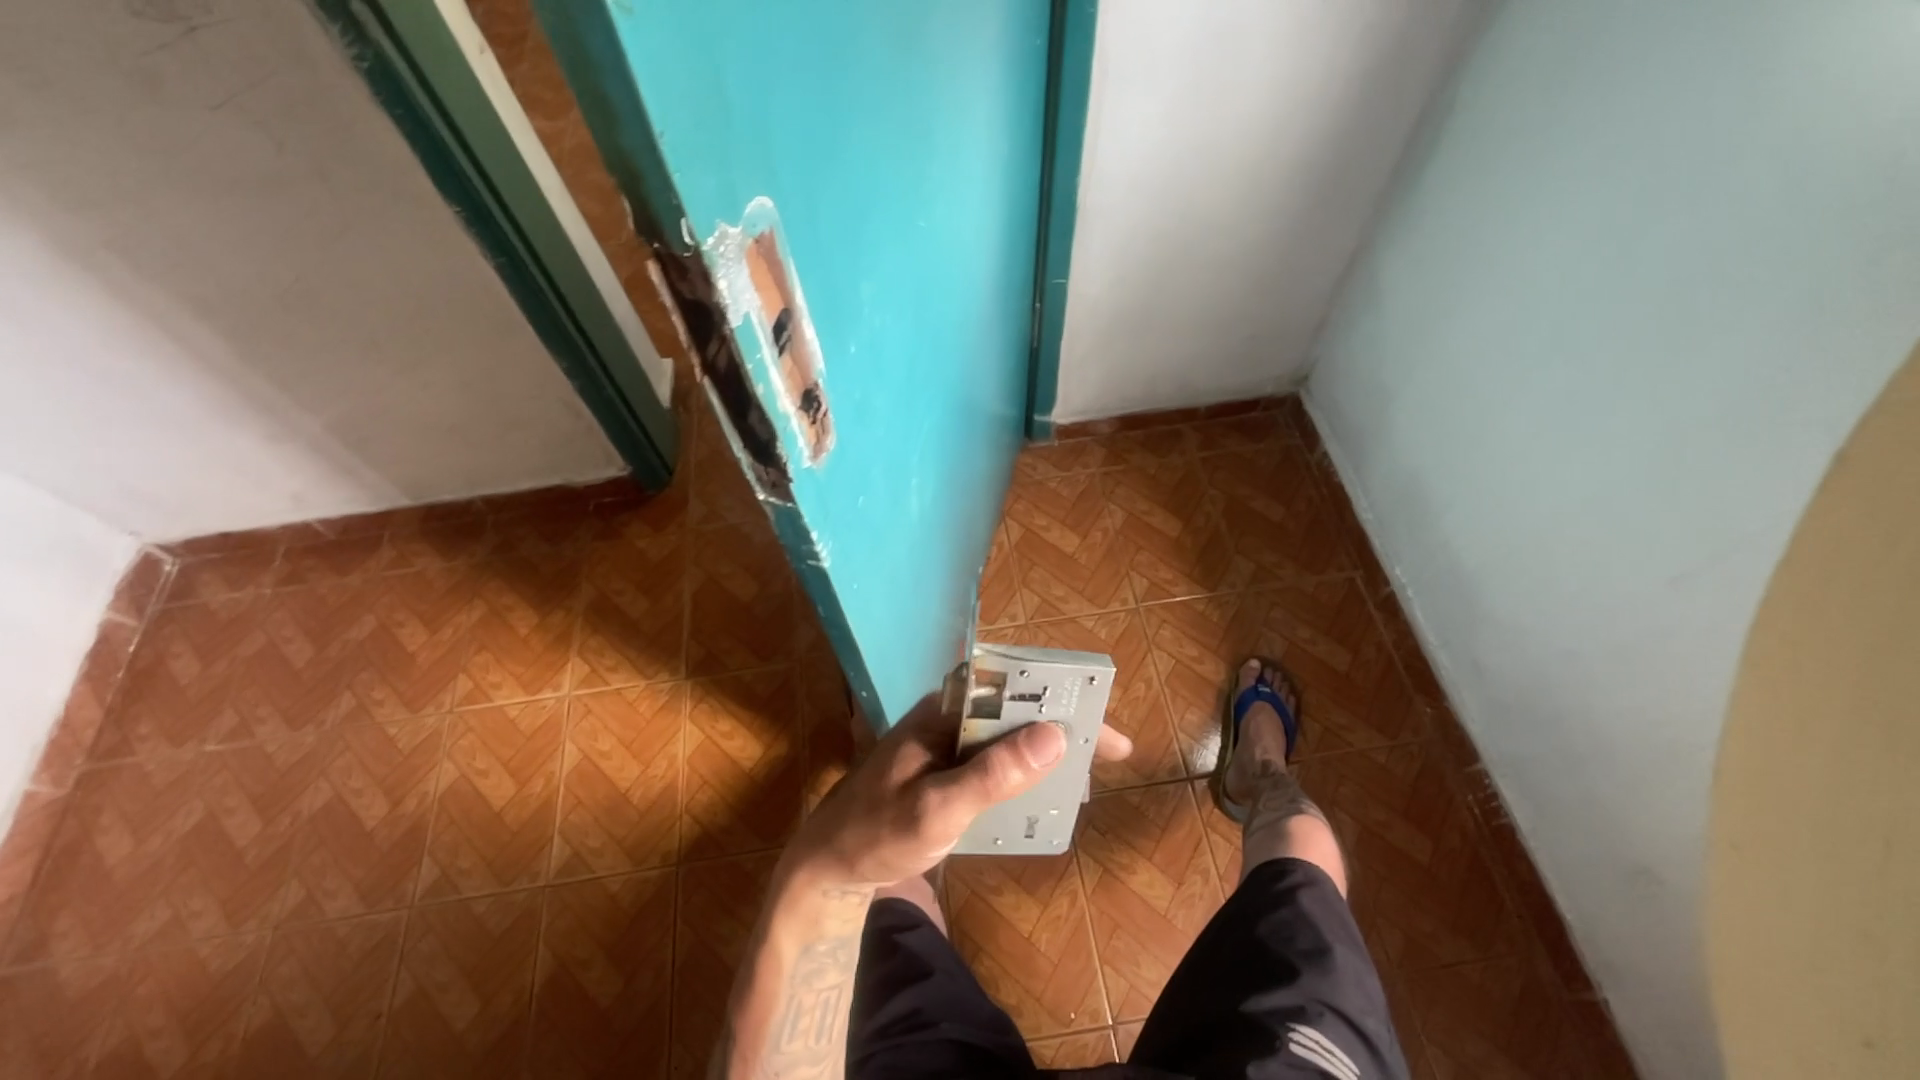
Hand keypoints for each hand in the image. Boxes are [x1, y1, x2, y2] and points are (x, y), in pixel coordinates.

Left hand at [781, 694, 1133, 890]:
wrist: (828, 869)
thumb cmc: (876, 833)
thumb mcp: (938, 808)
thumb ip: (993, 773)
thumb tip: (1054, 737)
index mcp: (942, 713)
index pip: (1011, 690)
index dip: (1062, 700)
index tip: (1103, 725)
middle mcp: (947, 721)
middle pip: (1016, 711)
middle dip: (1064, 728)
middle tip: (1109, 754)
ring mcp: (944, 747)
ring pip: (1008, 738)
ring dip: (1047, 752)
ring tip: (1085, 777)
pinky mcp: (944, 773)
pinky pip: (994, 764)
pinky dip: (1024, 775)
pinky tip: (1046, 796)